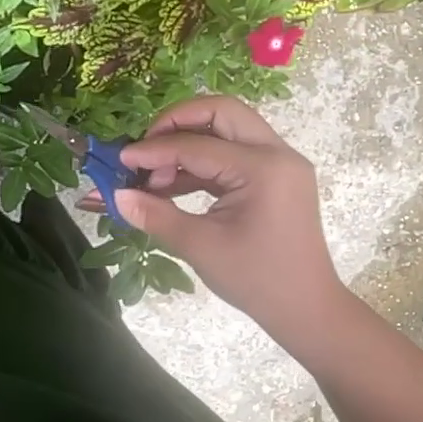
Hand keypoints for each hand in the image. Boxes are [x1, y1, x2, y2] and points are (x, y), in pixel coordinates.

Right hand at [111, 96, 345, 323]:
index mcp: (263, 169)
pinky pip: (230, 153)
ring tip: (153, 175)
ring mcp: (278, 164)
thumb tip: (116, 195)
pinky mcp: (272, 177)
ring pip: (226, 128)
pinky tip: (168, 184)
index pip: (196, 145)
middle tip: (144, 146)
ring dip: (186, 142)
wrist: (306, 309)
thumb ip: (155, 215)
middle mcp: (276, 154)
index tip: (119, 160)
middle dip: (176, 122)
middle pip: (220, 112)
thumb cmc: (257, 280)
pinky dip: (198, 162)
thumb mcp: (200, 247)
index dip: (153, 150)